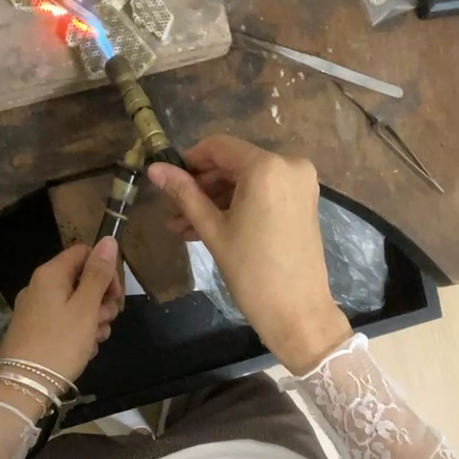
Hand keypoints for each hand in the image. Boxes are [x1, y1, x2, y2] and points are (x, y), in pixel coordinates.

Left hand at [0, 239, 122, 415]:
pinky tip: (84, 349)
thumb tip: (108, 240)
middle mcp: (40, 287)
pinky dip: (79, 333)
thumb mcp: (85, 308)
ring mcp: (37, 310)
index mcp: (51, 275)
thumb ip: (98, 274)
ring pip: (77, 305)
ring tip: (95, 339)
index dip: (105, 270)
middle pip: (82, 281)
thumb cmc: (59, 343)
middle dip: (101, 300)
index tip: (116, 295)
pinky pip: (66, 323)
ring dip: (94, 320)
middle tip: (107, 320)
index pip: (84, 253)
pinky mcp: (37, 331)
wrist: (25, 385)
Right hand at [147, 136, 350, 373]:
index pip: (219, 147)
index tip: (168, 181)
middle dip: (202, 188)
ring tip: (183, 228)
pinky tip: (209, 229)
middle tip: (172, 213)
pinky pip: (263, 195)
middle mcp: (289, 165)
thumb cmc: (252, 273)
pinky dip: (238, 207)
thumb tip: (154, 169)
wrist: (297, 312)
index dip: (190, 161)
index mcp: (266, 167)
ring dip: (216, 201)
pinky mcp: (303, 202)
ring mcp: (300, 184)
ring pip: (247, 182)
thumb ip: (185, 195)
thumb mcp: (214, 231)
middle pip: (234, 165)